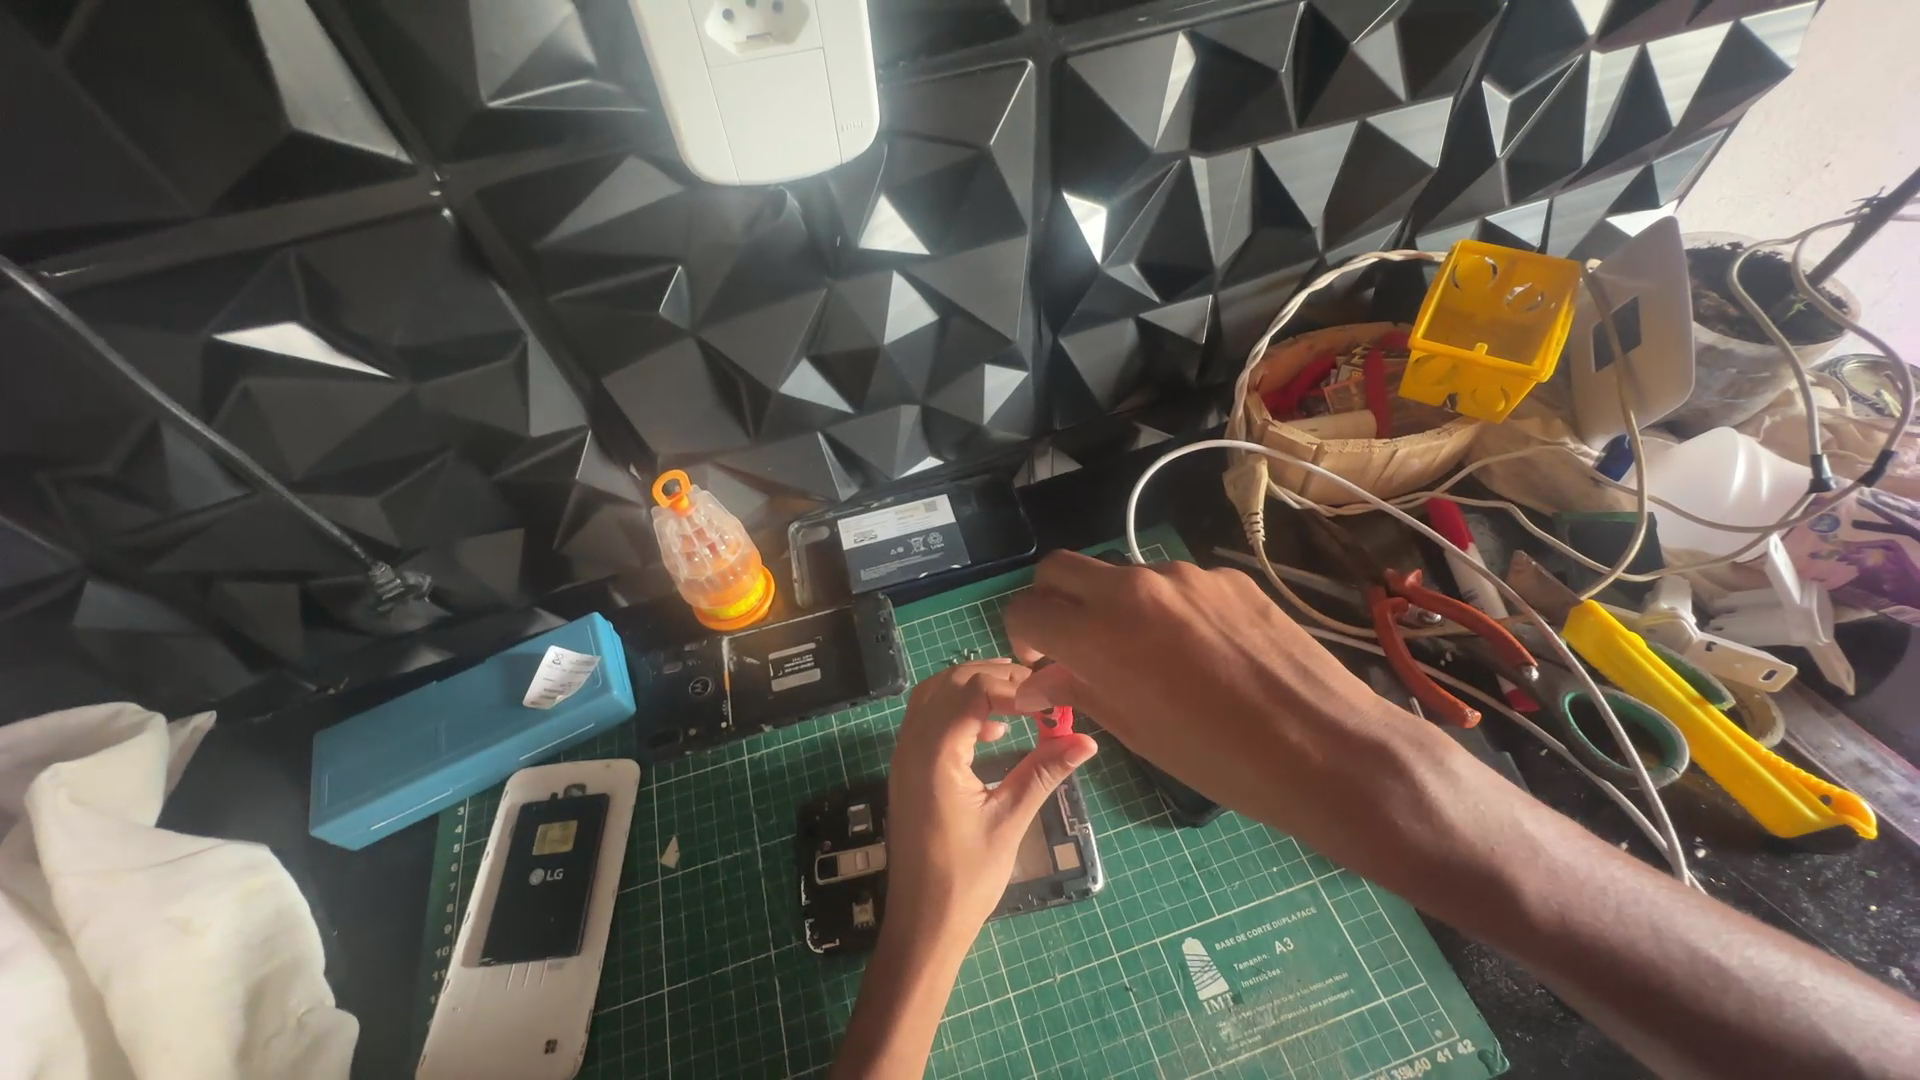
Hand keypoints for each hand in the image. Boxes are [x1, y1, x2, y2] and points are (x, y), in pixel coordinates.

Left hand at [883, 661, 1098, 945]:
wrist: (922, 923)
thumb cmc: (966, 879)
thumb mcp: (1010, 821)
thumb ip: (1043, 772)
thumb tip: (1086, 740)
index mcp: (935, 754)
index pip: (972, 689)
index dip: (1013, 686)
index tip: (1050, 701)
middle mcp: (912, 744)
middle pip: (950, 682)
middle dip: (994, 677)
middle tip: (1038, 692)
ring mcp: (904, 754)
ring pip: (934, 694)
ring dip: (973, 688)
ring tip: (1018, 702)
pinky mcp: (907, 767)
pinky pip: (928, 717)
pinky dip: (958, 709)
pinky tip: (991, 733)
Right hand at [1003, 552, 1459, 872]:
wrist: (1330, 748)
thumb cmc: (1222, 761)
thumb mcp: (1137, 732)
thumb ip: (1079, 690)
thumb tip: (1036, 682)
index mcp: (1100, 632)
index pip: (1026, 608)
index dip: (1020, 636)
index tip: (1038, 663)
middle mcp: (1134, 587)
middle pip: (1059, 568)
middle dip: (1052, 602)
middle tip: (1072, 644)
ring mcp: (1186, 575)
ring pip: (1121, 575)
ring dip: (1113, 606)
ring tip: (1150, 657)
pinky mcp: (1227, 576)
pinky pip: (1175, 583)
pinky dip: (1166, 609)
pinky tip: (1202, 652)